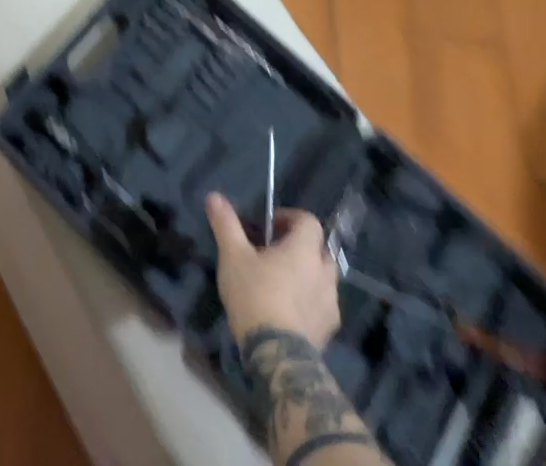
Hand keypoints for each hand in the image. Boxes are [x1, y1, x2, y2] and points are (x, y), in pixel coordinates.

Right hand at [206, 193, 340, 349]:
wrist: (276, 351)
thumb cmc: (254, 294)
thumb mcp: (232, 256)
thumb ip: (226, 224)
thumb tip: (214, 195)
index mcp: (304, 250)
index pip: (309, 221)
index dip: (290, 217)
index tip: (269, 225)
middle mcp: (325, 272)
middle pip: (319, 249)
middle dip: (299, 247)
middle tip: (272, 254)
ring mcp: (331, 301)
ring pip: (322, 278)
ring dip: (305, 274)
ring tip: (279, 284)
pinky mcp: (330, 327)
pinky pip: (322, 304)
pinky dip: (308, 300)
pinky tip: (287, 310)